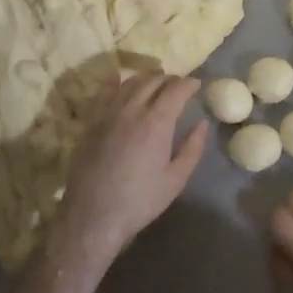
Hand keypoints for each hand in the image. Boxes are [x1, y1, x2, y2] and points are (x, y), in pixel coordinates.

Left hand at [52, 72, 207, 261]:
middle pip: (152, 81)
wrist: (94, 215)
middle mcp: (132, 109)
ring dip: (145, 78)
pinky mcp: (91, 122)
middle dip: (169, 78)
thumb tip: (202, 123)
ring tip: (155, 81)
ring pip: (128, 83)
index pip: (176, 90)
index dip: (189, 83)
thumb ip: (192, 148)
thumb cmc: (140, 201)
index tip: (197, 84)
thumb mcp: (176, 179)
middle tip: (178, 84)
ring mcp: (107, 113)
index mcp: (157, 122)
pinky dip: (115, 82)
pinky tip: (119, 79)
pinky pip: (103, 93)